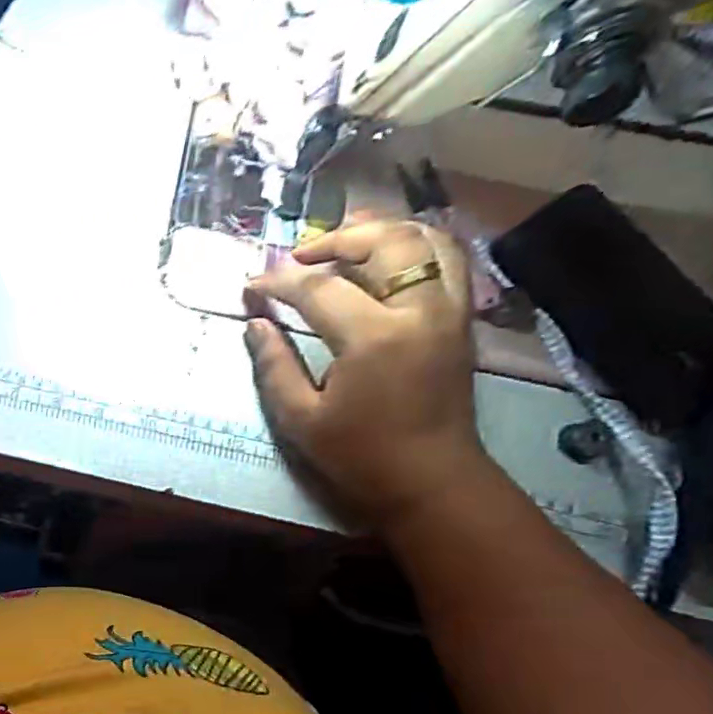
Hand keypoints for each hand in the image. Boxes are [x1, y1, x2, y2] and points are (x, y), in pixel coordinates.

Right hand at [243, 219, 491, 528]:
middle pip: (385, 241)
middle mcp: (420, 310)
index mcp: (375, 337)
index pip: (320, 287)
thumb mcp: (300, 419)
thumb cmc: (359, 456)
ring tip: (344, 244)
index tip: (251, 284)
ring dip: (381, 232)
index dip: (279, 281)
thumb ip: (275, 365)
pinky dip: (415, 247)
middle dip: (337, 238)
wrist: (430, 481)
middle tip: (300, 257)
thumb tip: (256, 323)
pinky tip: (384, 261)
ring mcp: (449, 310)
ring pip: (426, 239)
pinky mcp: (461, 320)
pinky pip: (447, 260)